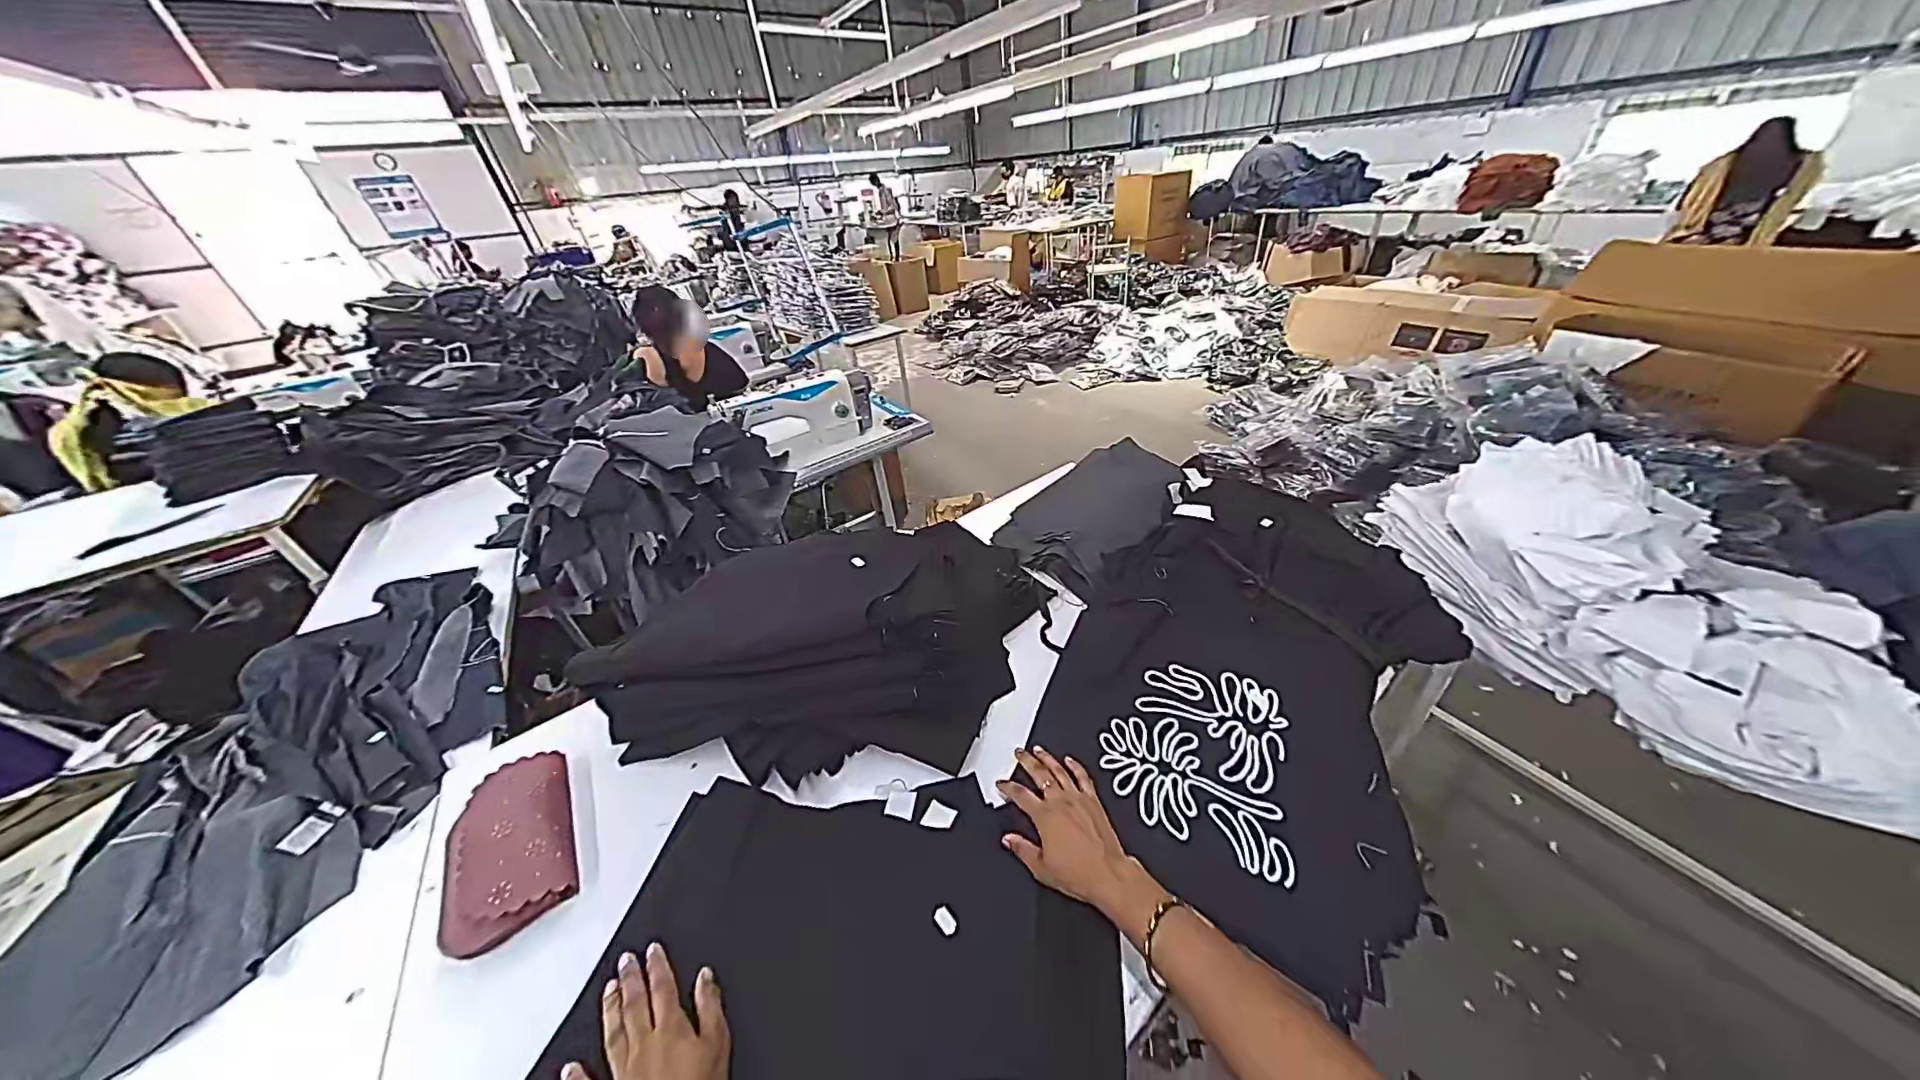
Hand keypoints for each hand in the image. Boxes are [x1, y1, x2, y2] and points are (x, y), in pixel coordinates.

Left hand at [564, 943, 729, 1079]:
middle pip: (635, 1005)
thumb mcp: (718, 1043)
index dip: (657, 966)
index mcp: (671, 1028)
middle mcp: (643, 1045)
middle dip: (631, 979)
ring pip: (613, 1033)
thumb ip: (710, 1007)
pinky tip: (569, 1067)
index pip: (663, 988)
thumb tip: (704, 977)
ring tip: (607, 989)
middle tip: (624, 959)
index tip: (651, 950)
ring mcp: (624, 1072)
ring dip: (610, 1009)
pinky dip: (578, 1076)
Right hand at [997, 747, 1168, 941]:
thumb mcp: (1041, 867)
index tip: (1002, 784)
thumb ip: (1022, 849)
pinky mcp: (1094, 801)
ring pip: (1059, 770)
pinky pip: (1083, 777)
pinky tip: (1069, 760)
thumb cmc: (1078, 873)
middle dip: (1026, 761)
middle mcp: (1060, 802)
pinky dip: (1075, 766)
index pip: (1020, 794)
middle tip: (1019, 753)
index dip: (1008, 787)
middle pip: (1039, 774)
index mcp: (1044, 816)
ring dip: (1047, 758)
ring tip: (1038, 750)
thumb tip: (1009, 840)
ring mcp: (1078, 799)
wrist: (1108, 874)